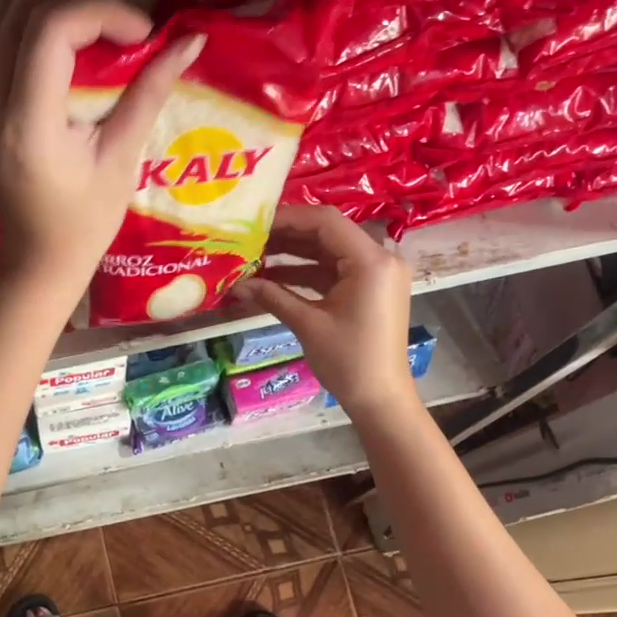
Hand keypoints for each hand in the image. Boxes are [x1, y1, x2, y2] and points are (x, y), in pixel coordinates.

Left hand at [0, 0, 203, 295]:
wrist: (36, 258)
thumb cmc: (85, 222)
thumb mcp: (122, 160)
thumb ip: (149, 93)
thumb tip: (191, 41)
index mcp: (27, 125)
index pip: (50, 29)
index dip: (100, 11)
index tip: (140, 34)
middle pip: (22, 7)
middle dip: (78, 2)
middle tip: (120, 30)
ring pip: (4, 13)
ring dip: (54, 9)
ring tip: (96, 34)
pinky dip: (34, 29)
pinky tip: (69, 53)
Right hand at [231, 205, 416, 413]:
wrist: (380, 397)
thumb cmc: (348, 361)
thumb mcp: (307, 325)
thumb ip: (272, 296)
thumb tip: (236, 284)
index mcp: (371, 261)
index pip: (325, 222)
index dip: (288, 218)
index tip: (254, 223)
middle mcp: (380, 258)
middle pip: (328, 233)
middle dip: (288, 235)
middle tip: (249, 238)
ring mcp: (377, 273)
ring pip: (330, 251)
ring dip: (295, 253)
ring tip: (255, 255)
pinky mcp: (370, 288)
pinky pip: (335, 270)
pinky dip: (307, 272)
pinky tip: (274, 275)